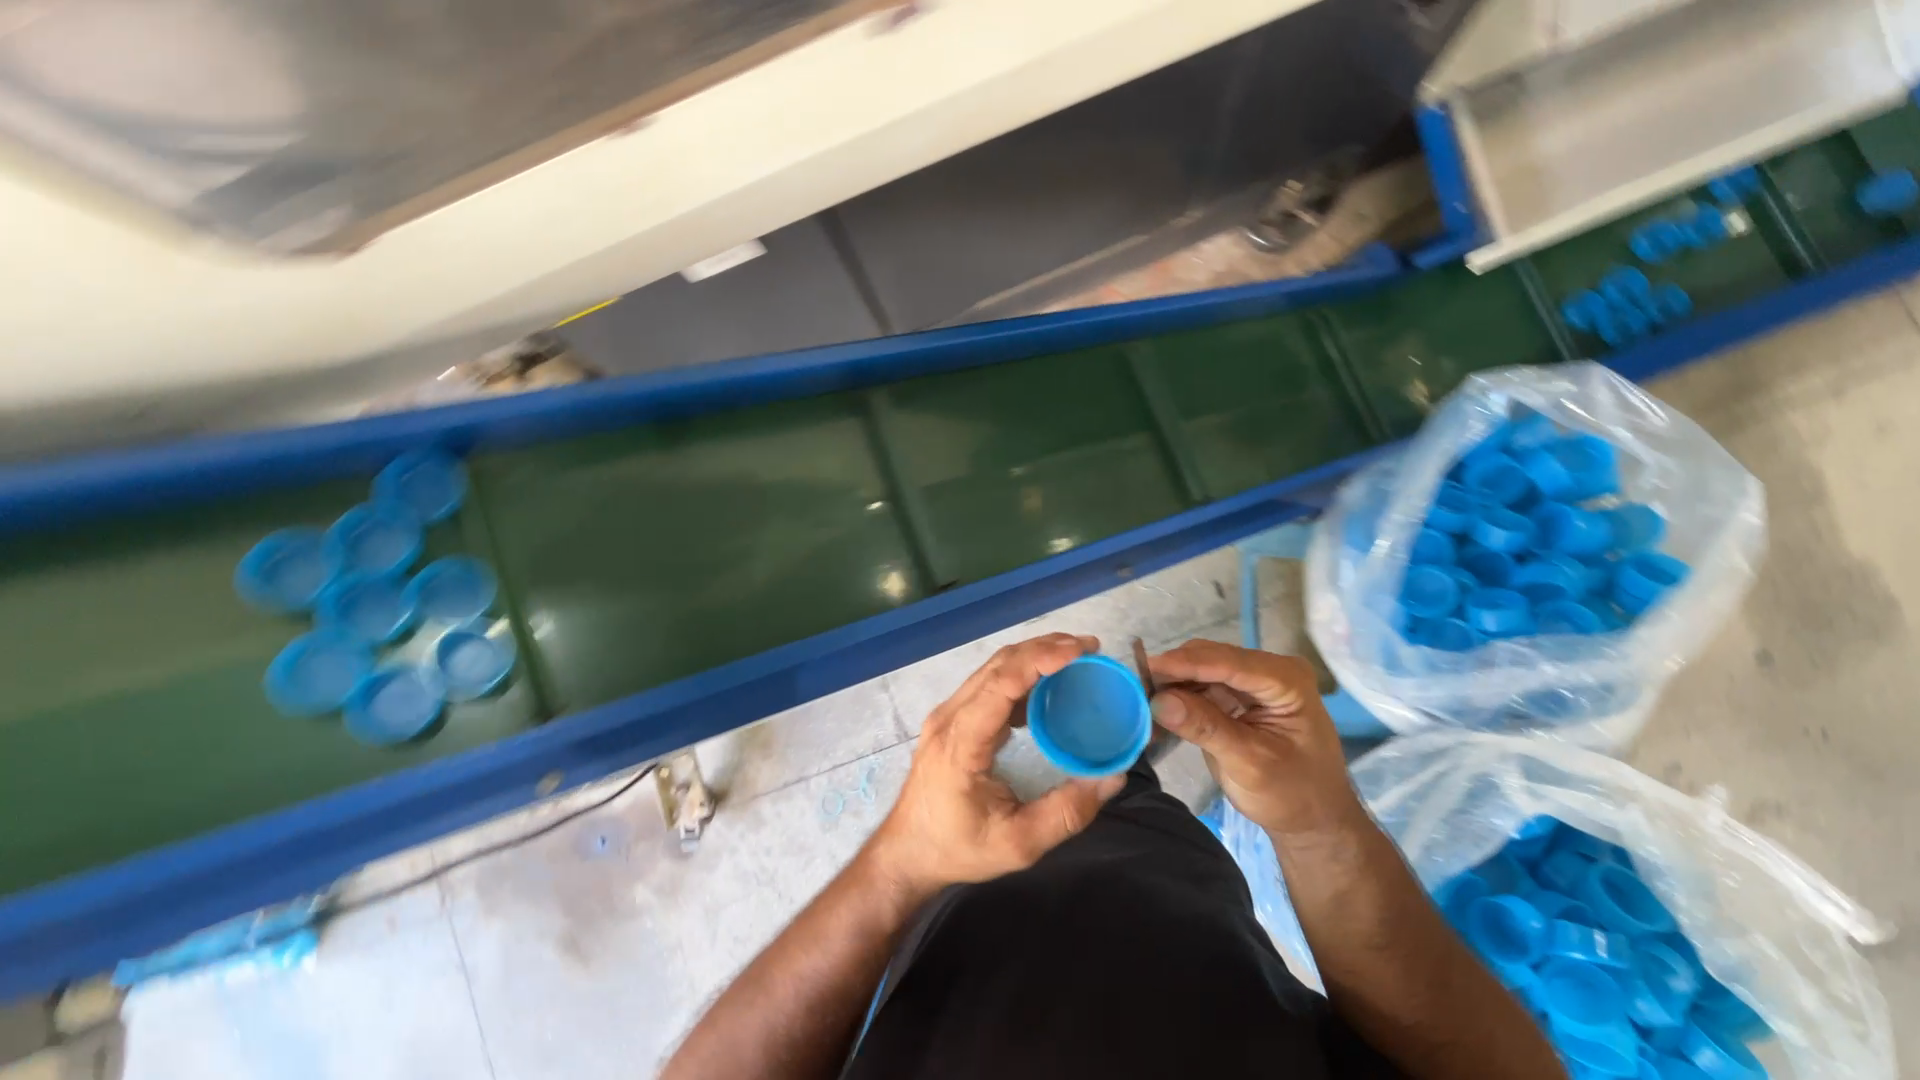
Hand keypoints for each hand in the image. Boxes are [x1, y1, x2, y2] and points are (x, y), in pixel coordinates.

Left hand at [865, 633, 1125, 897]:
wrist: (908, 853)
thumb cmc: (958, 849)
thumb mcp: (1019, 844)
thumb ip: (1066, 813)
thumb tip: (1112, 778)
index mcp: (961, 743)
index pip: (1000, 683)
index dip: (1039, 659)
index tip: (1079, 650)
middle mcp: (949, 718)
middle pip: (998, 665)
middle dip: (1044, 648)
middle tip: (1090, 648)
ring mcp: (947, 716)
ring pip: (992, 669)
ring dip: (1033, 656)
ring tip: (1076, 656)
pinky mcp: (952, 721)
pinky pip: (988, 684)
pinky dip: (1021, 674)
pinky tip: (1049, 683)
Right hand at [1147, 640, 1366, 840]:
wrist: (1312, 820)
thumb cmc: (1293, 794)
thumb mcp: (1250, 764)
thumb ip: (1206, 728)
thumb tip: (1159, 701)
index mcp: (1286, 680)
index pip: (1229, 662)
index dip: (1185, 664)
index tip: (1145, 668)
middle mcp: (1270, 671)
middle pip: (1211, 659)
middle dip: (1174, 671)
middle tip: (1134, 687)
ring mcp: (1253, 683)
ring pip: (1201, 669)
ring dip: (1172, 684)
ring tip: (1140, 699)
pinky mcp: (1236, 697)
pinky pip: (1201, 686)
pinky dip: (1179, 696)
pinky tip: (1157, 708)